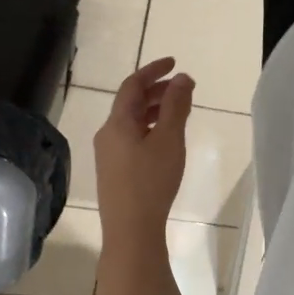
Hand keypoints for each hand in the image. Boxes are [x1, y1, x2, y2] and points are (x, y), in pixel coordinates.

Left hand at [93, 57, 193, 241]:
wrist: (131, 231)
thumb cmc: (152, 181)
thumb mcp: (170, 139)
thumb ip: (177, 106)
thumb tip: (182, 78)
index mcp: (117, 123)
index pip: (133, 85)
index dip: (153, 70)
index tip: (175, 63)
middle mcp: (108, 134)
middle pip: (131, 102)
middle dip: (158, 89)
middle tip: (185, 88)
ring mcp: (109, 154)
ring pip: (133, 120)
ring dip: (156, 109)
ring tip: (181, 110)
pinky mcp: (115, 170)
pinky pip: (133, 136)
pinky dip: (151, 127)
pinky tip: (167, 138)